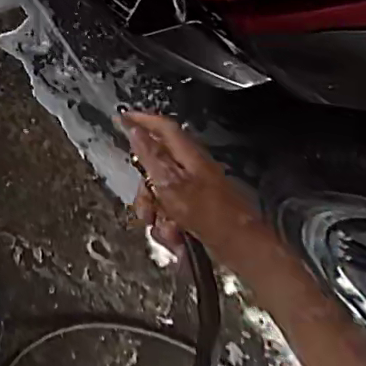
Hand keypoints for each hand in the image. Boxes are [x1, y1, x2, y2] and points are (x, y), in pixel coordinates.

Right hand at [121, 111, 260, 251]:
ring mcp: (194, 189)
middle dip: (146, 191)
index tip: (123, 117)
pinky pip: (171, 211)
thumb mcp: (170, 182)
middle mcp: (191, 168)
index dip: (142, 119)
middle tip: (146, 208)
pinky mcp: (197, 208)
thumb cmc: (209, 214)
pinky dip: (169, 226)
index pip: (162, 126)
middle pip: (155, 167)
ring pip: (160, 193)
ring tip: (167, 231)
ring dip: (157, 214)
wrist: (242, 247)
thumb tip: (135, 131)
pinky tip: (177, 238)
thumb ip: (150, 155)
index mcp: (187, 154)